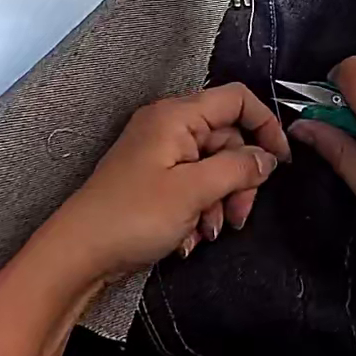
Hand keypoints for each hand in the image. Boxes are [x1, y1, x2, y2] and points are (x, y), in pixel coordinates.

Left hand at [36, 84, 290, 281]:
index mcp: (178, 115)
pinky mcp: (154, 177)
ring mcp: (160, 151)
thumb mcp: (194, 191)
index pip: (237, 99)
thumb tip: (267, 159)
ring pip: (213, 165)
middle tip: (240, 217)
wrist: (75, 255)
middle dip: (240, 178)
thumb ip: (237, 169)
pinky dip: (199, 209)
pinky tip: (189, 238)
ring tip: (209, 234)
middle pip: (227, 138)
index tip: (280, 162)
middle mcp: (170, 125)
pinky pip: (192, 183)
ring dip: (220, 200)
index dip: (265, 125)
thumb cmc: (134, 216)